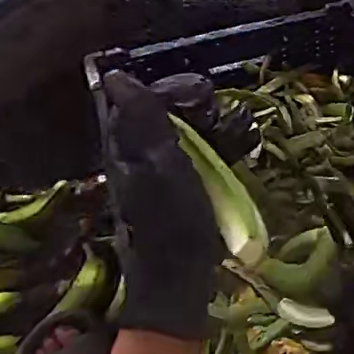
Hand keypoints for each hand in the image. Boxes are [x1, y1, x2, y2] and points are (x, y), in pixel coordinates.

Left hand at [103, 71, 225, 339]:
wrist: (180, 277)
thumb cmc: (171, 219)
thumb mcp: (160, 163)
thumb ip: (143, 119)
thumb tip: (114, 75)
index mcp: (125, 145)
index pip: (143, 97)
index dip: (174, 90)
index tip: (204, 95)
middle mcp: (137, 154)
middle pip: (167, 112)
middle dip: (198, 108)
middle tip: (221, 118)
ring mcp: (159, 172)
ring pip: (185, 132)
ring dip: (213, 127)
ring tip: (239, 132)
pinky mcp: (179, 187)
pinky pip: (197, 154)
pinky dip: (219, 147)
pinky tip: (239, 148)